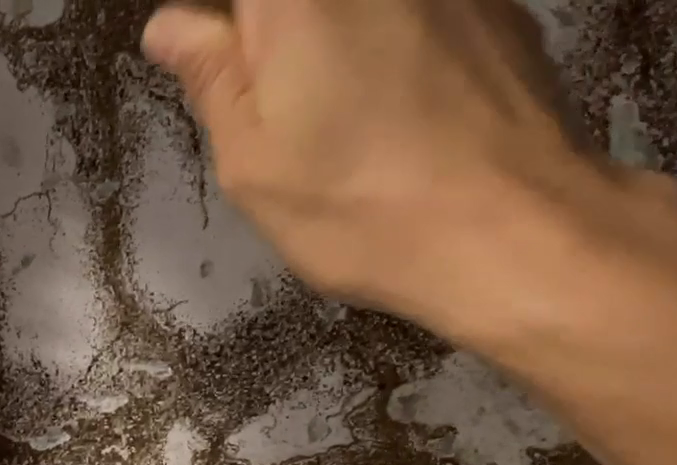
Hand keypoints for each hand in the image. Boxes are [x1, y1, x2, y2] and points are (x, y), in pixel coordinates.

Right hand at [141, 0, 630, 338]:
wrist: (506, 230)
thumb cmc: (354, 209)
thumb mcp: (250, 164)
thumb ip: (210, 78)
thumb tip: (170, 24)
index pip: (239, 0)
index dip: (224, 32)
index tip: (220, 70)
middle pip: (292, 9)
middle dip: (270, 44)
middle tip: (277, 110)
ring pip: (353, 17)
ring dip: (332, 54)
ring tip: (347, 125)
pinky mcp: (496, 6)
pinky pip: (416, 14)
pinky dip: (392, 49)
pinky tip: (404, 115)